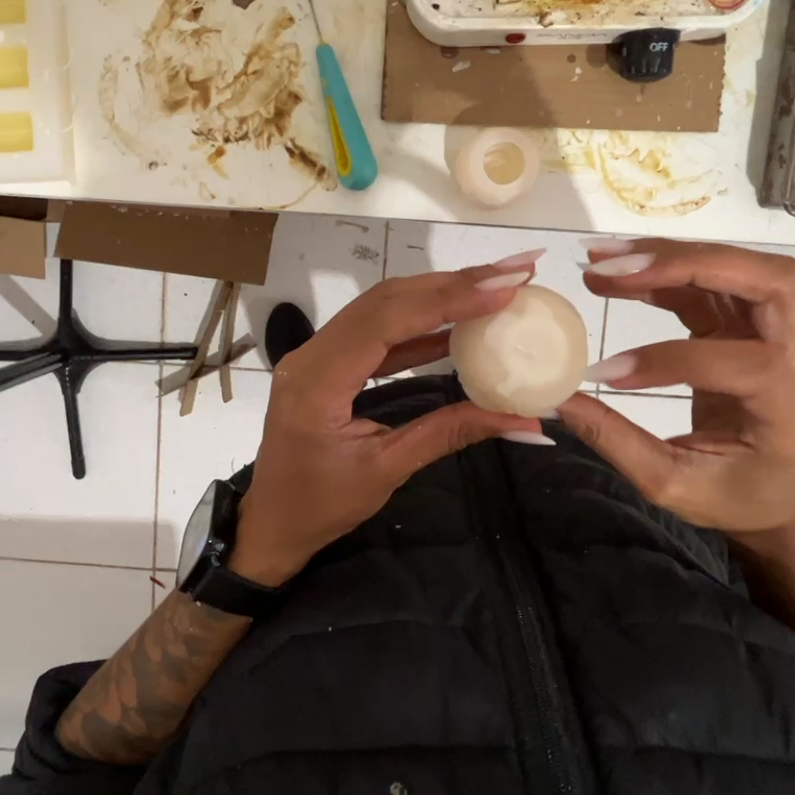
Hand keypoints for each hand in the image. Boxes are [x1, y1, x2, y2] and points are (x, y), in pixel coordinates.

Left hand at [231, 254, 549, 585]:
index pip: (386, 320)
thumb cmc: (319, 505)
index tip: (502, 289)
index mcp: (318, 381)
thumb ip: (449, 433)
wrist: (271, 522)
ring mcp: (315, 356)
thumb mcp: (387, 470)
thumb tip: (523, 423)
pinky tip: (458, 324)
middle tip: (513, 272)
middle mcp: (311, 355)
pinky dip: (418, 324)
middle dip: (451, 283)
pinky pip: (375, 333)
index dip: (446, 299)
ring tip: (494, 287)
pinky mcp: (327, 365)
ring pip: (380, 309)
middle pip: (384, 301)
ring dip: (437, 295)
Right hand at [557, 240, 794, 536]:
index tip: (607, 375)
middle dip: (695, 265)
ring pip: (745, 271)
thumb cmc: (727, 498)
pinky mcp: (745, 328)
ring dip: (675, 257)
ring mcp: (778, 338)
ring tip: (605, 260)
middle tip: (620, 267)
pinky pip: (713, 284)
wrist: (768, 497)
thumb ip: (614, 439)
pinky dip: (665, 272)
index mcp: (791, 416)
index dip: (676, 360)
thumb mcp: (668, 483)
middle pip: (773, 284)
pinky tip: (618, 275)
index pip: (750, 365)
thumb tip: (554, 398)